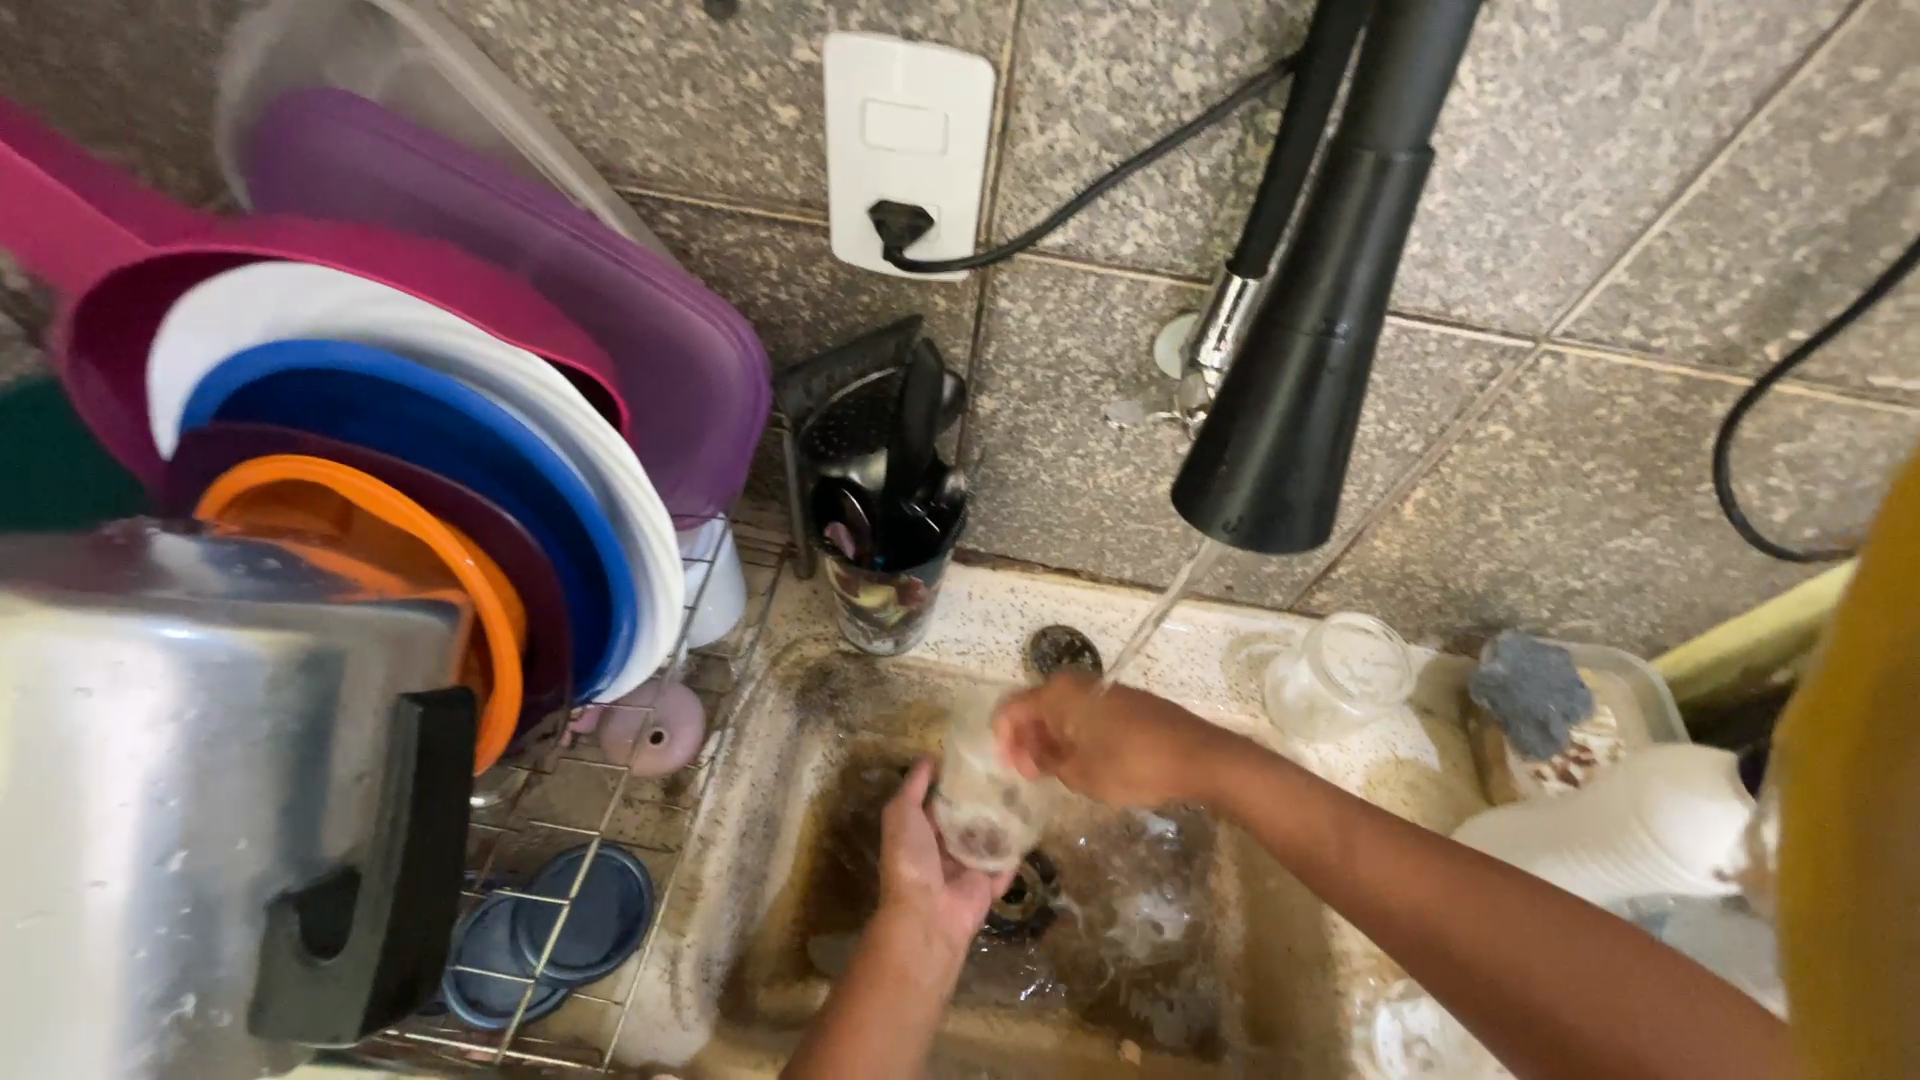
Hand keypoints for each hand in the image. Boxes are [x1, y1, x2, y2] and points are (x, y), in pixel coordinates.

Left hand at [878, 759, 1014, 952]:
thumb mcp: (901, 813)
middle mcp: (945, 849)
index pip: (942, 802)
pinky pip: (1005, 866)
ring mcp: (967, 869)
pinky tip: (1032, 826)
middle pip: (969, 820)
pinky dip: (1015, 852)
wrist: (926, 913)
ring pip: (989, 841)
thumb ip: (914, 786)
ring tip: (1026, 793)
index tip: (979, 759)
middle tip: (1009, 773)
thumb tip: (929, 756)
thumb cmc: (910, 857)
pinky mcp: (988, 886)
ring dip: (1003, 823)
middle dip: (985, 801)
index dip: (957, 782)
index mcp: (922, 832)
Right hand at [992, 673, 1246, 806]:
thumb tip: (1033, 755)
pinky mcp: (1124, 701)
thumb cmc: (1132, 765)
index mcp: (1057, 693)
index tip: (1012, 771)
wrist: (1199, 757)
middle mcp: (1076, 683)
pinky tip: (1084, 761)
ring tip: (1055, 772)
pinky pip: (1085, 713)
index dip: (1004, 740)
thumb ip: (1046, 762)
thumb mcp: (1080, 774)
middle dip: (1027, 739)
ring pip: (1062, 711)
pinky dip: (1075, 734)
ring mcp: (1102, 689)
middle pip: (1035, 707)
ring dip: (1051, 738)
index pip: (1011, 709)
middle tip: (1030, 774)